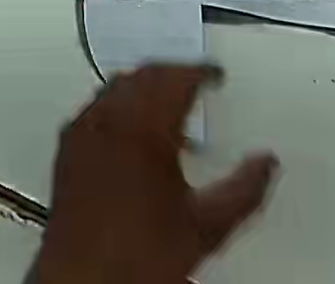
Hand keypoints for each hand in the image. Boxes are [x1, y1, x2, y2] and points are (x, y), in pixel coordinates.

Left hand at [30, 64, 278, 283]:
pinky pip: (96, 104)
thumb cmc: (145, 253)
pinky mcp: (68, 139)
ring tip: (170, 103)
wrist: (88, 274)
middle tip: (197, 82)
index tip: (215, 74)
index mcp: (145, 127)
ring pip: (117, 84)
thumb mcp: (208, 225)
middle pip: (144, 74)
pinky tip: (133, 126)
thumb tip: (266, 161)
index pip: (175, 78)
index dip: (199, 71)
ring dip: (145, 85)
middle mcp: (110, 116)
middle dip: (173, 73)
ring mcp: (84, 125)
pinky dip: (118, 101)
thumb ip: (244, 189)